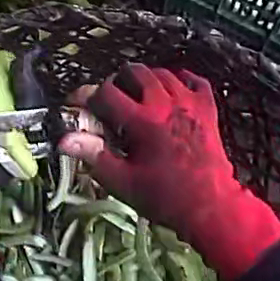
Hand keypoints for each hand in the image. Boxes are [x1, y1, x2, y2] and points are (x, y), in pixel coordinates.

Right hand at [56, 64, 279, 279]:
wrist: (213, 208)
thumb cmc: (165, 197)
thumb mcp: (122, 181)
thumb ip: (94, 155)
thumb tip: (65, 139)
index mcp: (142, 120)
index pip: (106, 92)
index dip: (88, 96)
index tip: (82, 105)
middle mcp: (164, 104)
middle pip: (134, 72)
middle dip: (117, 82)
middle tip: (112, 101)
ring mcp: (189, 103)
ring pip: (162, 73)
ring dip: (145, 80)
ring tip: (138, 97)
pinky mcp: (208, 109)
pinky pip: (194, 80)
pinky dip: (180, 80)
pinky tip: (171, 92)